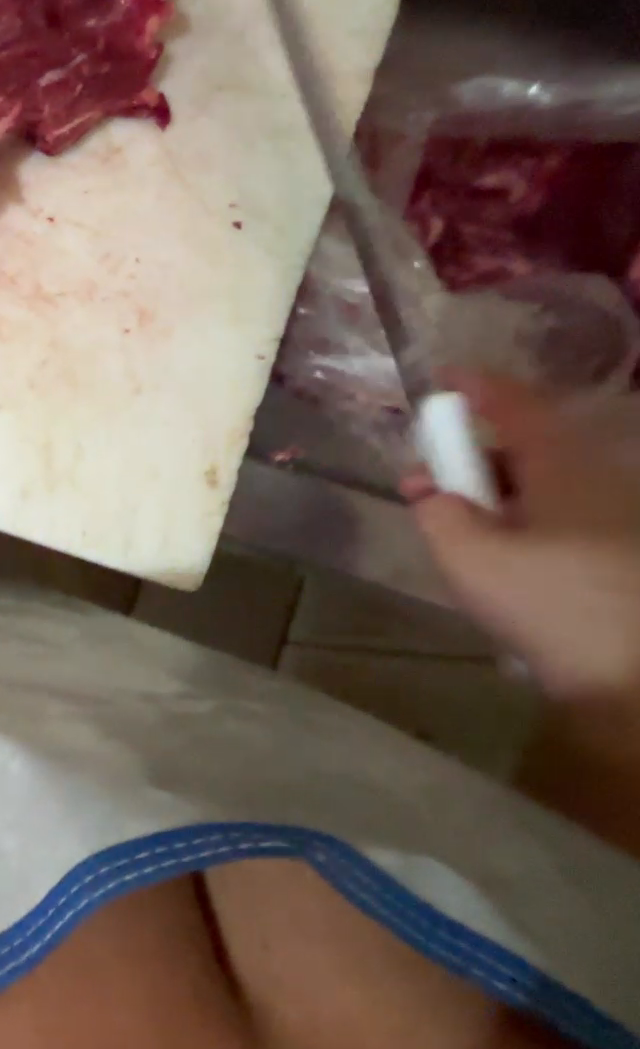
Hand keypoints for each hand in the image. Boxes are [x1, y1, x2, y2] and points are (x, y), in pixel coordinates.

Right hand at [408, 372, 639, 702]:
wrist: (629, 672)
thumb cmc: (544, 600)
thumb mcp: (465, 554)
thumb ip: (437, 511)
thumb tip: (429, 487)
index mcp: (566, 474)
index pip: (521, 411)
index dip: (482, 389)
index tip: (446, 376)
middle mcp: (602, 484)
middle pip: (534, 449)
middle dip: (478, 455)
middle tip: (432, 479)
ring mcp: (619, 520)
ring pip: (549, 484)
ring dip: (499, 490)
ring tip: (459, 524)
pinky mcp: (621, 553)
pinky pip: (562, 514)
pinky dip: (522, 517)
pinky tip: (500, 553)